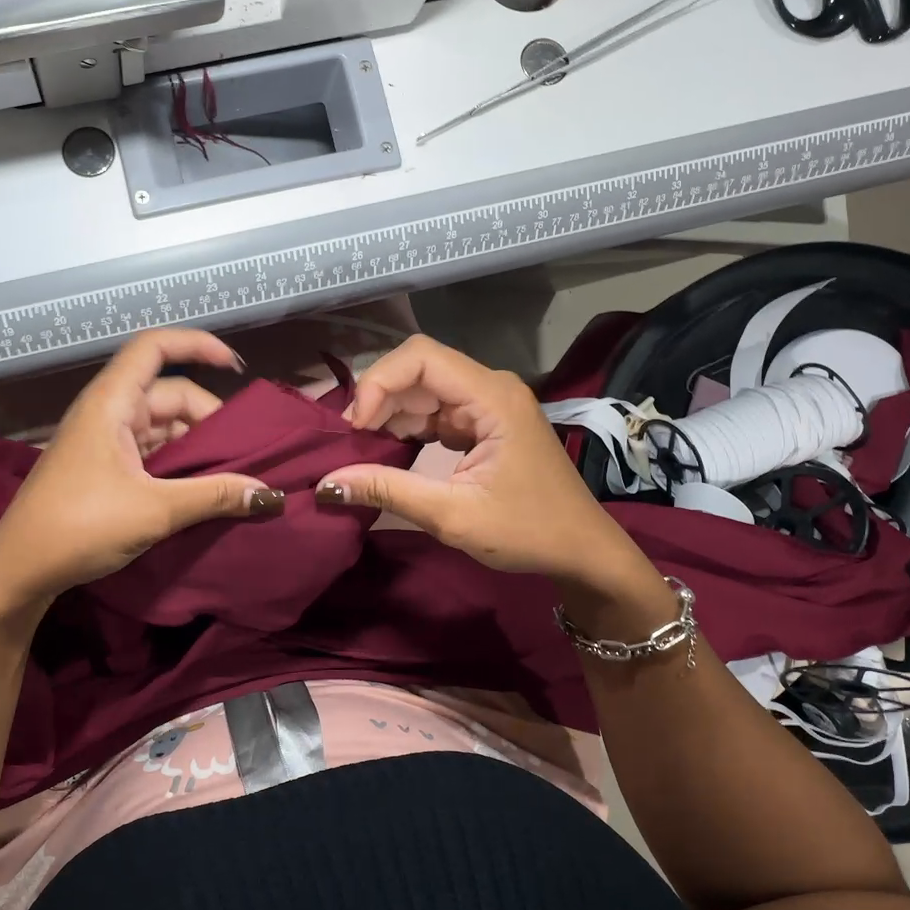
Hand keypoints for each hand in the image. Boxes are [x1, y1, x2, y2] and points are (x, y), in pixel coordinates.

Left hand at [0, 329, 280, 607]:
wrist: (19, 570)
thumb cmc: (79, 527)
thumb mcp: (154, 511)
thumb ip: (214, 496)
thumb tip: (270, 496)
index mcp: (110, 402)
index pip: (154, 347)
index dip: (196, 344)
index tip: (235, 366)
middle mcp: (106, 411)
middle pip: (168, 393)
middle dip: (208, 418)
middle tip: (245, 454)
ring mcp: (103, 440)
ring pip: (162, 426)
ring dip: (196, 446)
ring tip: (232, 475)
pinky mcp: (102, 468)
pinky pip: (150, 451)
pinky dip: (178, 464)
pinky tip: (202, 489)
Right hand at [314, 334, 642, 583]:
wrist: (583, 553)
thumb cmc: (528, 532)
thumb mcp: (452, 516)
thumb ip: (387, 491)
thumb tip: (326, 484)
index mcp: (493, 398)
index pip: (421, 357)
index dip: (379, 382)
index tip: (357, 428)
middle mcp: (490, 388)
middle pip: (418, 368)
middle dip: (378, 399)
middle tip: (351, 442)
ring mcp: (487, 404)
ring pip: (422, 388)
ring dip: (389, 414)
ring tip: (363, 450)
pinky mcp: (482, 422)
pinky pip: (434, 408)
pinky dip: (406, 426)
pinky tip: (388, 451)